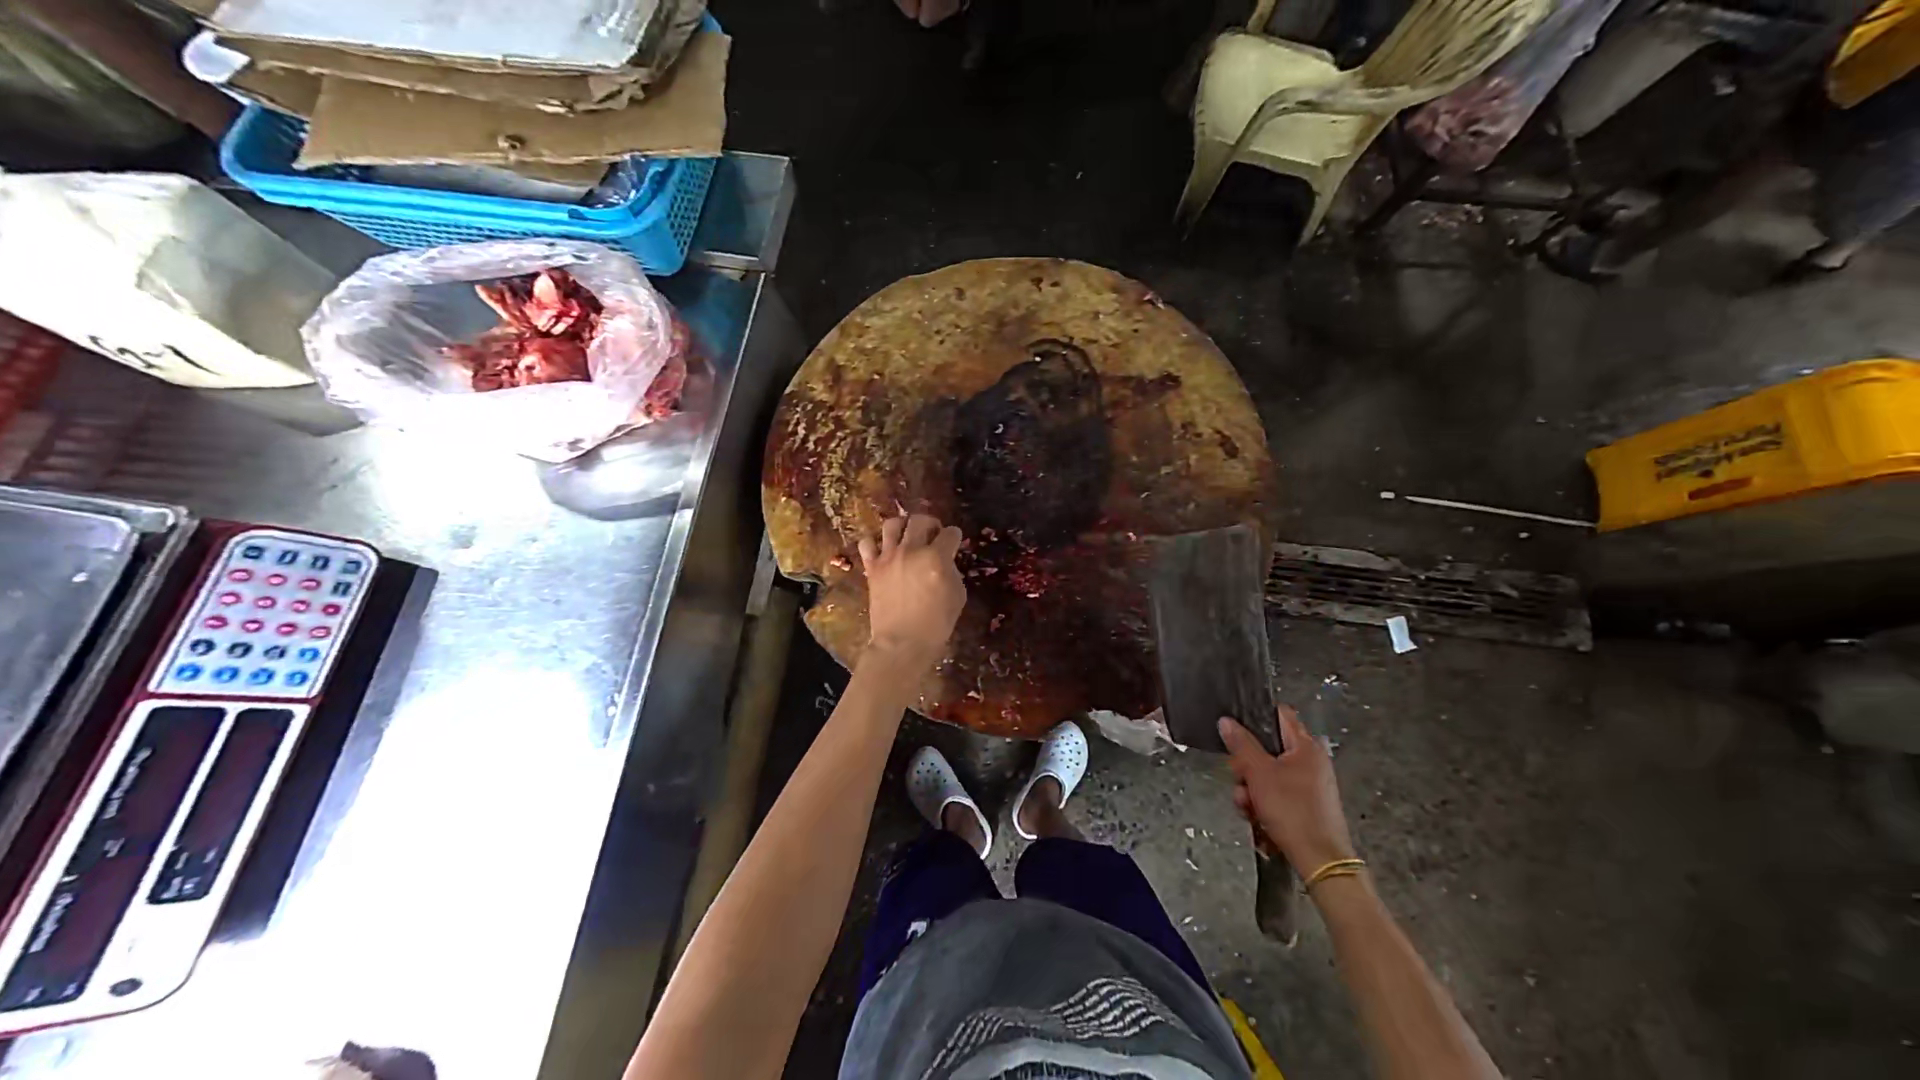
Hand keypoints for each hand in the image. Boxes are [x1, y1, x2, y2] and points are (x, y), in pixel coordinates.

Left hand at [858, 514, 965, 666]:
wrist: (903, 643)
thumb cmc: (936, 624)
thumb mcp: (957, 595)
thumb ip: (952, 571)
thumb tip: (945, 561)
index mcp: (937, 558)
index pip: (950, 534)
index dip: (954, 536)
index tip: (954, 540)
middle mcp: (912, 551)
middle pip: (920, 520)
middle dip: (931, 524)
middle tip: (933, 534)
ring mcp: (889, 557)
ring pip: (892, 524)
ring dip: (903, 525)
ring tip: (907, 535)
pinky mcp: (872, 568)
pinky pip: (867, 543)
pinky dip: (875, 543)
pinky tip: (883, 550)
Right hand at [1218, 706, 1356, 878]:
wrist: (1320, 860)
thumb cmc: (1292, 811)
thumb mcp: (1258, 773)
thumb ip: (1241, 745)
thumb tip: (1226, 721)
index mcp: (1306, 746)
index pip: (1280, 714)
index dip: (1256, 717)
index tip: (1236, 730)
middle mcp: (1311, 762)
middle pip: (1268, 749)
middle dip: (1247, 766)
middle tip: (1240, 778)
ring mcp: (1310, 785)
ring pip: (1268, 775)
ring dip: (1251, 789)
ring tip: (1248, 806)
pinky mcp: (1306, 805)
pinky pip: (1277, 794)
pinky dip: (1264, 803)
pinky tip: (1256, 817)